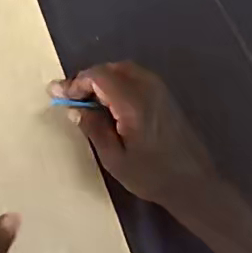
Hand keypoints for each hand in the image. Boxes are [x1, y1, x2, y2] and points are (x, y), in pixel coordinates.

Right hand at [52, 61, 224, 213]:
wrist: (194, 184)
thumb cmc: (152, 175)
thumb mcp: (114, 158)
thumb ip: (93, 128)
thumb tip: (75, 108)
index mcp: (133, 103)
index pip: (98, 77)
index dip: (75, 82)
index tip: (57, 94)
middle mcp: (148, 88)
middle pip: (110, 68)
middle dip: (87, 79)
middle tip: (70, 96)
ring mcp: (160, 90)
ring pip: (123, 70)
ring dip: (102, 79)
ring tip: (87, 99)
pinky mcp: (165, 96)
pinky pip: (136, 77)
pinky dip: (117, 82)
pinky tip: (109, 102)